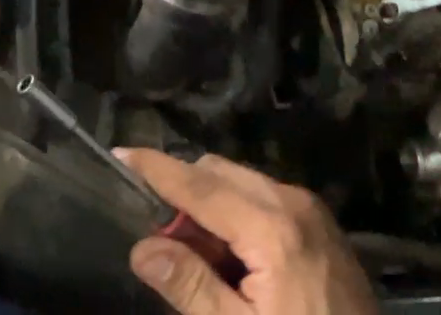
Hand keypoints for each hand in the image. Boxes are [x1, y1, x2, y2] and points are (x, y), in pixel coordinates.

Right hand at [119, 149, 376, 314]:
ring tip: (191, 256)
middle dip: (182, 191)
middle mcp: (292, 202)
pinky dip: (236, 213)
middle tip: (154, 235)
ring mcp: (311, 210)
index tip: (121, 154)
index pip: (201, 185)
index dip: (157, 169)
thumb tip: (142, 247)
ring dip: (208, 204)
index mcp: (272, 227)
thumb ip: (191, 287)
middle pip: (220, 173)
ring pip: (241, 182)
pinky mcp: (320, 224)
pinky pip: (265, 198)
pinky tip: (228, 258)